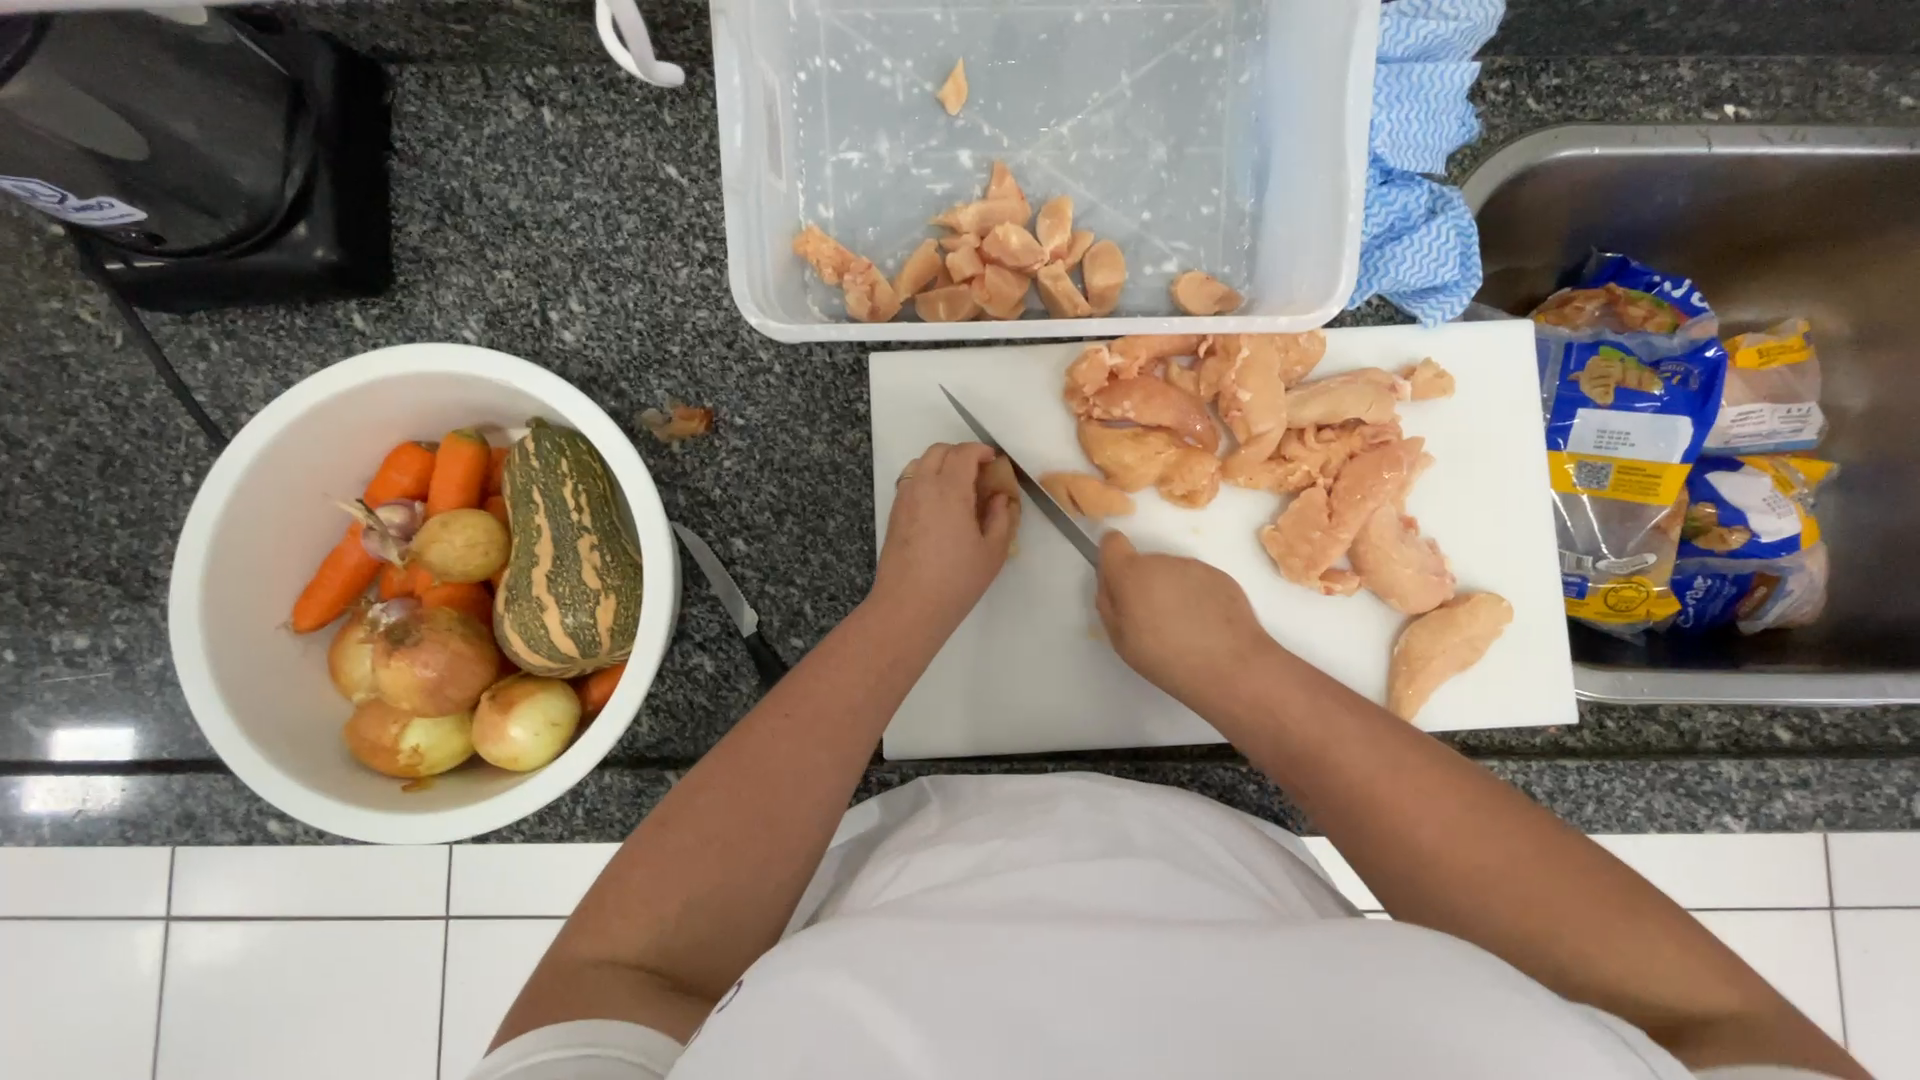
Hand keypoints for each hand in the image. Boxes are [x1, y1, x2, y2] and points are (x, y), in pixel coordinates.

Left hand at [871, 442, 1015, 629]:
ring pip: (920, 463)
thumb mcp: (993, 552)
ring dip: (940, 465)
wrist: (908, 605)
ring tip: (958, 487)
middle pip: (939, 451)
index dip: (981, 451)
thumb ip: (1001, 518)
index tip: (993, 461)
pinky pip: (910, 482)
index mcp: (950, 490)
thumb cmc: (956, 580)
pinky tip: (939, 505)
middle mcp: (923, 486)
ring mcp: (904, 499)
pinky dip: (926, 480)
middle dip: (960, 454)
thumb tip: (1000, 497)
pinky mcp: (894, 514)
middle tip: (979, 472)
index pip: (963, 453)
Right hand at [1096, 531, 1278, 706]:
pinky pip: (1197, 582)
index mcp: (1132, 573)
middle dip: (1143, 585)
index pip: (1112, 542)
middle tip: (1153, 622)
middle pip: (1144, 564)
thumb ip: (1109, 603)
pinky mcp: (1221, 576)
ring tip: (1183, 628)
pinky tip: (1204, 626)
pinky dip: (1196, 598)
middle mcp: (1163, 561)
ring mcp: (1195, 567)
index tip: (1120, 586)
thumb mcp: (1120, 639)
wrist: (1230, 666)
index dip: (1112, 562)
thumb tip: (1112, 584)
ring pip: (1171, 573)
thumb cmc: (1166, 658)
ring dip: (1171, 591)